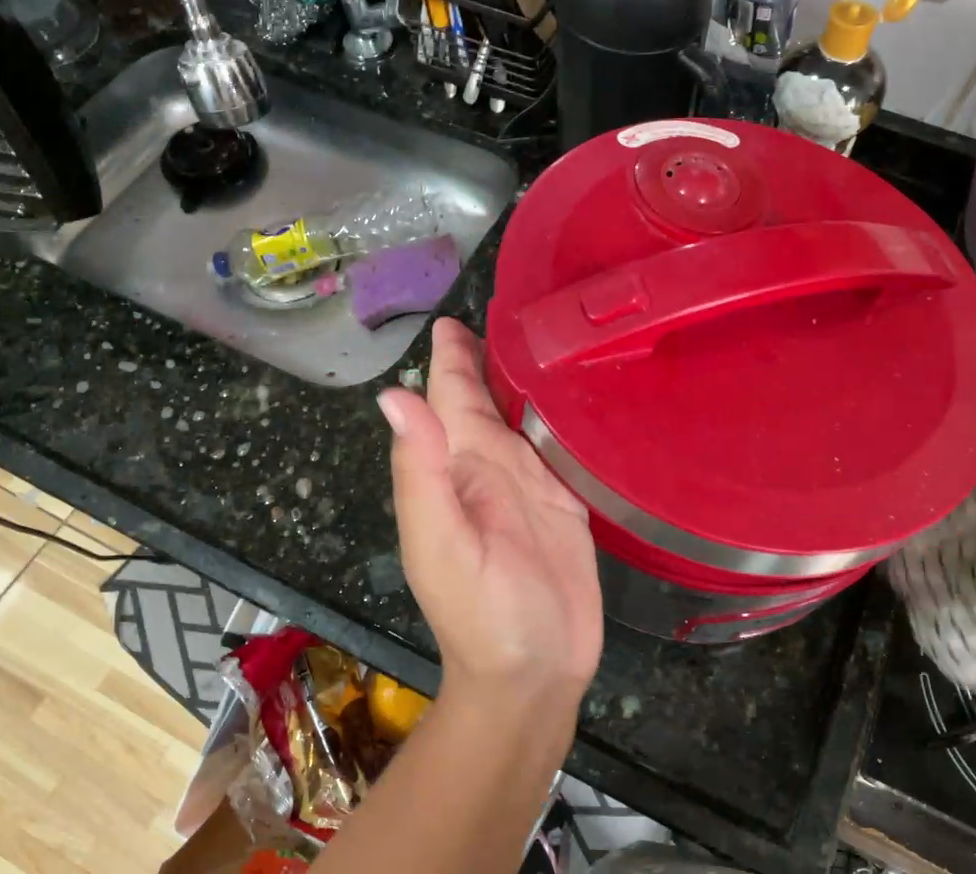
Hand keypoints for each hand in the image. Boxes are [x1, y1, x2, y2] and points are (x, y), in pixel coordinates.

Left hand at [377, 318, 602, 700]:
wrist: (533, 674)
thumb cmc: (482, 615)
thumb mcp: (442, 545)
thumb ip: (420, 472)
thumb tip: (394, 393)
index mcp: (456, 465)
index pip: (449, 392)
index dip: (452, 352)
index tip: (462, 305)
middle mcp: (491, 463)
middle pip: (489, 393)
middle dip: (494, 349)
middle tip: (520, 299)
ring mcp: (531, 480)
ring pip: (525, 410)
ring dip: (530, 371)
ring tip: (550, 328)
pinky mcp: (568, 498)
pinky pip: (563, 441)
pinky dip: (566, 411)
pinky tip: (581, 387)